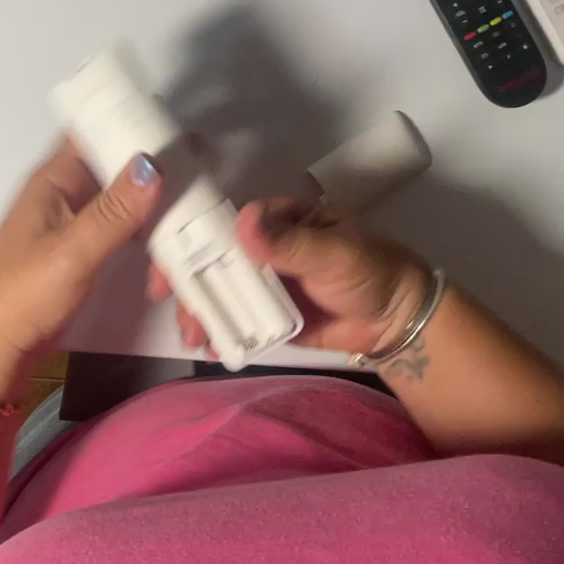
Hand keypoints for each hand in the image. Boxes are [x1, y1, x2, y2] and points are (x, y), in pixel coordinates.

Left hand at [0, 142, 162, 371]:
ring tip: (182, 236)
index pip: (94, 132)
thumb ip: (114, 211)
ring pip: (125, 203)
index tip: (178, 133)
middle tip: (197, 187)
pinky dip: (144, 239)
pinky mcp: (84, 251)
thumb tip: (154, 163)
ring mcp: (75, 223)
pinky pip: (123, 230)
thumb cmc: (21, 297)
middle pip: (117, 168)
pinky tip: (163, 257)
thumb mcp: (71, 253)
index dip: (133, 125)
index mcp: (53, 181)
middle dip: (155, 178)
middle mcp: (65, 194)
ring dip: (153, 216)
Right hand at [149, 198, 429, 356]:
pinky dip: (219, 331)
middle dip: (185, 279)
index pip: (223, 222)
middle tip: (168, 299)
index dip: (190, 238)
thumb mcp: (333, 252)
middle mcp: (261, 247)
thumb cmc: (369, 270)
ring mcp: (260, 282)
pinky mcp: (264, 314)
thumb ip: (289, 242)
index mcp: (276, 218)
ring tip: (194, 334)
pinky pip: (234, 319)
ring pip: (217, 291)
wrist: (396, 321)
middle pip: (210, 258)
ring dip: (199, 309)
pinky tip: (211, 345)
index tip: (168, 260)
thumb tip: (243, 224)